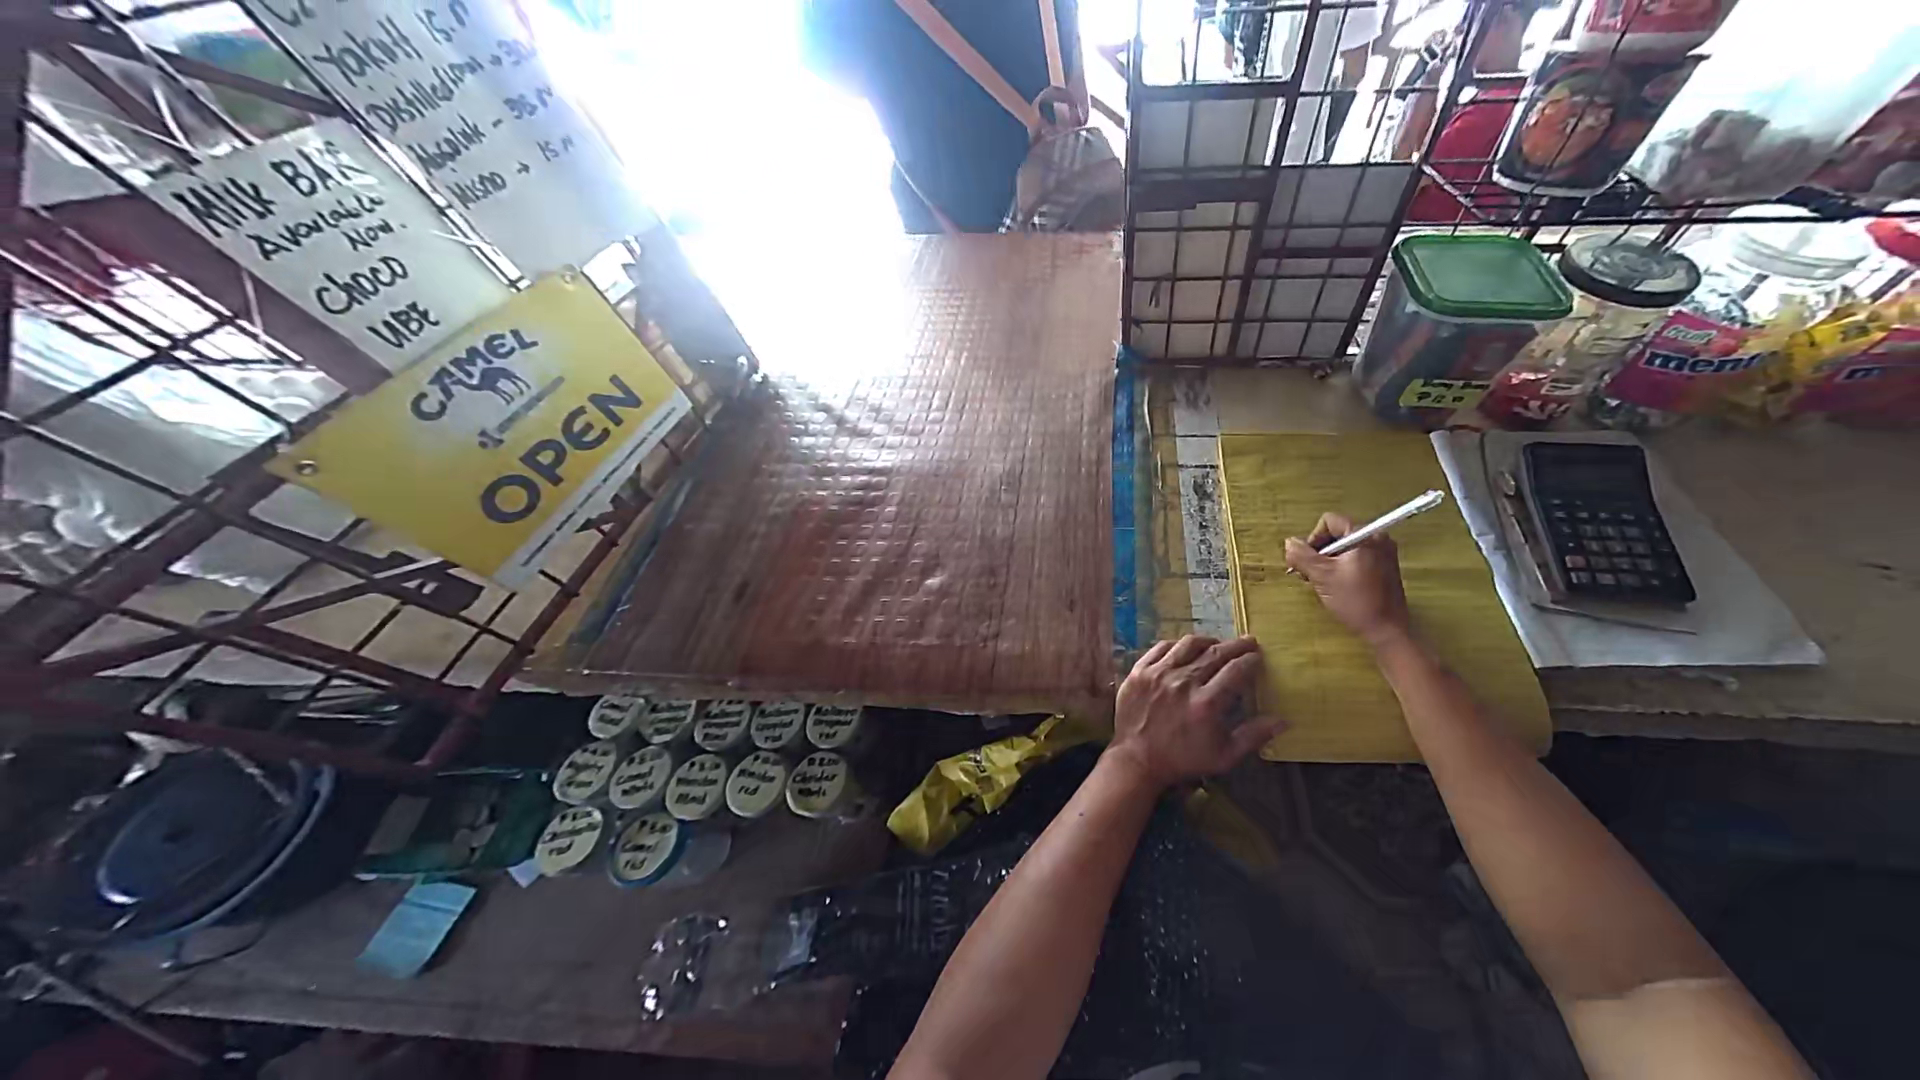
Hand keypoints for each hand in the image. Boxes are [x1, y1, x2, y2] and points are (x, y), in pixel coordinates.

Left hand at [1107, 635, 1283, 791]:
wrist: (1136, 760)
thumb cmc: (1183, 760)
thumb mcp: (1224, 756)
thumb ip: (1254, 735)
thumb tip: (1284, 720)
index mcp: (1207, 703)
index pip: (1237, 670)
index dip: (1251, 660)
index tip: (1258, 657)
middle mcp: (1184, 682)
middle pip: (1215, 653)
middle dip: (1236, 646)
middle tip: (1248, 642)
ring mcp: (1159, 673)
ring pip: (1188, 645)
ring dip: (1208, 641)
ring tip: (1218, 643)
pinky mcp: (1139, 671)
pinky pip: (1161, 647)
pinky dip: (1177, 644)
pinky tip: (1186, 648)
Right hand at [1283, 512, 1412, 648]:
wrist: (1386, 630)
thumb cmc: (1355, 600)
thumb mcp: (1321, 576)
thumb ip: (1301, 555)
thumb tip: (1289, 543)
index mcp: (1365, 535)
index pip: (1329, 522)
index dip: (1313, 539)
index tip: (1309, 561)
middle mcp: (1377, 539)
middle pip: (1336, 534)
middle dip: (1319, 552)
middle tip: (1311, 574)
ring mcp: (1383, 554)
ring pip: (1343, 548)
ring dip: (1327, 562)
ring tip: (1322, 582)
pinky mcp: (1384, 568)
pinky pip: (1354, 558)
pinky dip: (1340, 568)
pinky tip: (1336, 586)